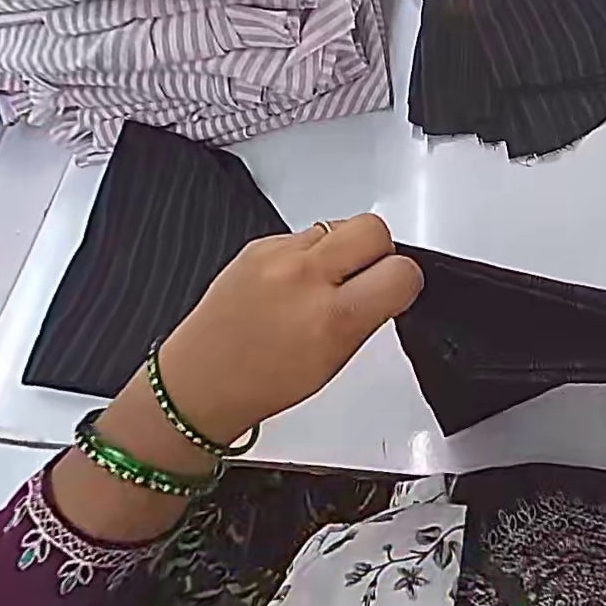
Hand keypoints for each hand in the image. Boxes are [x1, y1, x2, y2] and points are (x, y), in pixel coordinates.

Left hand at [156, 214, 423, 442]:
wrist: (200, 380)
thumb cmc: (265, 381)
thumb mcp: (337, 359)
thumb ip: (369, 313)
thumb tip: (390, 281)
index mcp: (334, 318)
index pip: (402, 272)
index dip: (405, 281)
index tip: (396, 289)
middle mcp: (305, 278)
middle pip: (374, 228)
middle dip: (380, 251)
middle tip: (366, 276)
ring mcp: (278, 256)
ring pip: (340, 225)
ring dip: (344, 248)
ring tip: (327, 280)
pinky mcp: (259, 244)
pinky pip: (306, 233)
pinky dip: (311, 252)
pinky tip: (296, 279)